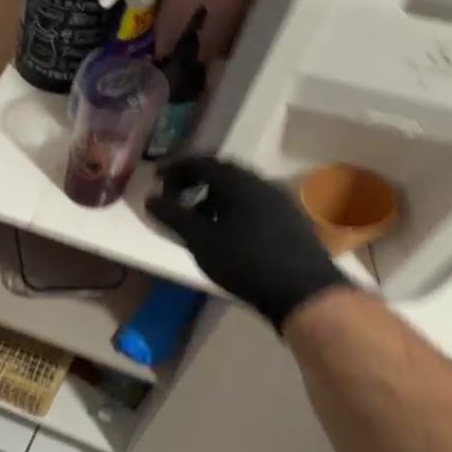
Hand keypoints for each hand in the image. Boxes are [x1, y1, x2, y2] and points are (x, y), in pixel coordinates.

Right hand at [146, 156, 349, 329]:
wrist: (301, 289)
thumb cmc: (244, 261)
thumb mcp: (201, 240)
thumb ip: (174, 217)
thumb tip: (150, 199)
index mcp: (240, 184)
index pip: (204, 163)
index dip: (176, 168)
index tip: (156, 178)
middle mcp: (262, 184)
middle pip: (223, 172)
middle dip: (194, 180)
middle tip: (173, 195)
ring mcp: (278, 201)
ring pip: (238, 189)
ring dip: (211, 196)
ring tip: (194, 216)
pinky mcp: (287, 219)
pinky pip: (252, 203)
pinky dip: (229, 207)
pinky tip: (223, 230)